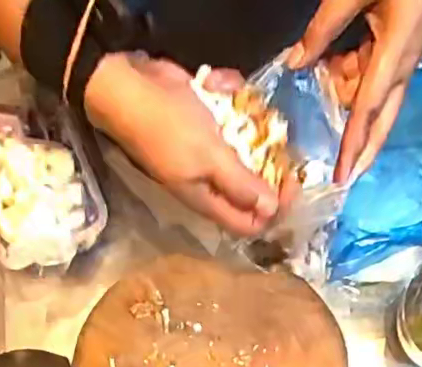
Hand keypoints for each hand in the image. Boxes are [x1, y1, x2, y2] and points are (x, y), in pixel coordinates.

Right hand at [85, 52, 281, 235]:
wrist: (128, 88)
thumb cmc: (168, 128)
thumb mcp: (209, 159)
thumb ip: (241, 185)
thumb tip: (272, 210)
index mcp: (209, 201)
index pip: (249, 224)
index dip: (273, 211)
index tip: (292, 183)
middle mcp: (209, 184)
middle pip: (250, 191)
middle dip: (269, 169)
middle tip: (281, 143)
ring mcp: (205, 156)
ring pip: (242, 153)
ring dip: (250, 128)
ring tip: (251, 108)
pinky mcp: (202, 128)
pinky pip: (226, 120)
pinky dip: (229, 100)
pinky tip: (222, 86)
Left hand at [286, 0, 421, 182]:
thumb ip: (323, 28)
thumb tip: (295, 62)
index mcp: (394, 57)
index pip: (366, 113)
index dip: (352, 148)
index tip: (342, 178)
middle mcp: (401, 67)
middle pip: (380, 122)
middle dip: (361, 151)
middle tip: (341, 177)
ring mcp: (401, 59)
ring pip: (370, 99)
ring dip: (345, 103)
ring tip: (316, 101)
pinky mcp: (397, 48)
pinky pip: (370, 76)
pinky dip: (349, 79)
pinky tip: (328, 71)